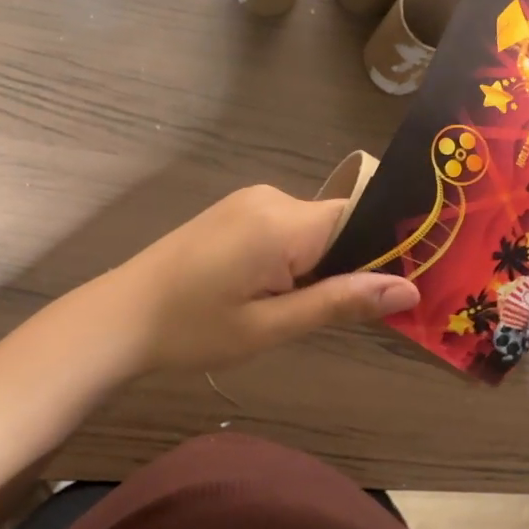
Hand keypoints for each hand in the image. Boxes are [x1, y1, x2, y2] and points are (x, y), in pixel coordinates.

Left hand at [95, 185, 419, 373]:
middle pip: (340, 224)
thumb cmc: (192, 329)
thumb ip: (338, 303)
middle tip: (351, 318)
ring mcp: (249, 203)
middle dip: (352, 267)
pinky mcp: (234, 214)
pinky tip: (277, 296)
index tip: (406, 289)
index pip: (361, 218)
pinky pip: (287, 231)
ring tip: (302, 312)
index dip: (388, 251)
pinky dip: (297, 261)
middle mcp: (271, 198)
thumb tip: (409, 290)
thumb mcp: (269, 327)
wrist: (119, 318)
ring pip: (314, 230)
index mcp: (282, 222)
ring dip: (321, 268)